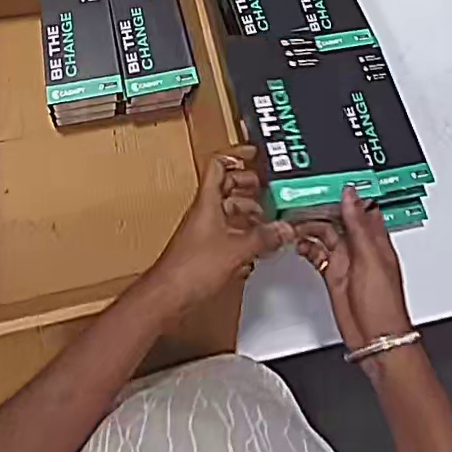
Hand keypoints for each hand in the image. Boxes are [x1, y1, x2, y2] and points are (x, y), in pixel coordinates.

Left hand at [142, 146, 293, 314]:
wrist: (167, 296)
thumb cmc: (190, 268)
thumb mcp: (236, 249)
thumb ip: (263, 237)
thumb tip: (284, 228)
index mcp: (208, 201)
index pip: (219, 165)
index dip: (237, 156)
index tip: (255, 155)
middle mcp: (204, 212)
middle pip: (227, 187)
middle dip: (249, 186)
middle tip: (268, 189)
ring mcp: (204, 230)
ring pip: (228, 210)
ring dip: (248, 211)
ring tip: (268, 218)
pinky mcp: (205, 249)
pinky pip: (227, 231)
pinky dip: (243, 232)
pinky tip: (257, 244)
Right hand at [295, 186, 412, 368]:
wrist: (376, 340)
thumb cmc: (384, 304)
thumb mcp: (370, 258)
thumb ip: (357, 225)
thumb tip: (350, 193)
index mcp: (374, 237)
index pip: (359, 206)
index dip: (345, 192)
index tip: (327, 177)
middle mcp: (359, 246)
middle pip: (337, 218)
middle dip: (320, 207)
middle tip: (300, 196)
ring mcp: (345, 260)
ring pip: (324, 234)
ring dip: (310, 226)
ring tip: (293, 218)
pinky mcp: (332, 274)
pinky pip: (316, 254)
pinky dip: (306, 246)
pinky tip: (297, 241)